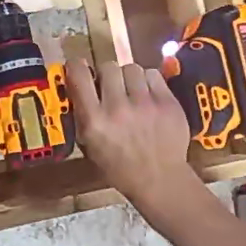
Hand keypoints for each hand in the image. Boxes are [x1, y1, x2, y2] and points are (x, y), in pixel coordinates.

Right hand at [70, 61, 198, 204]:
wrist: (159, 179)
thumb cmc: (118, 166)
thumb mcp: (89, 144)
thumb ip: (83, 114)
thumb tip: (76, 86)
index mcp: (94, 120)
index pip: (79, 75)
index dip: (77, 66)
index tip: (78, 68)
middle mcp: (118, 108)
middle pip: (108, 67)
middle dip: (107, 75)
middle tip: (110, 87)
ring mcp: (145, 104)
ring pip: (131, 68)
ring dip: (128, 77)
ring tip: (131, 91)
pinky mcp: (168, 102)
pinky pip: (153, 74)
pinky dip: (148, 82)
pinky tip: (148, 95)